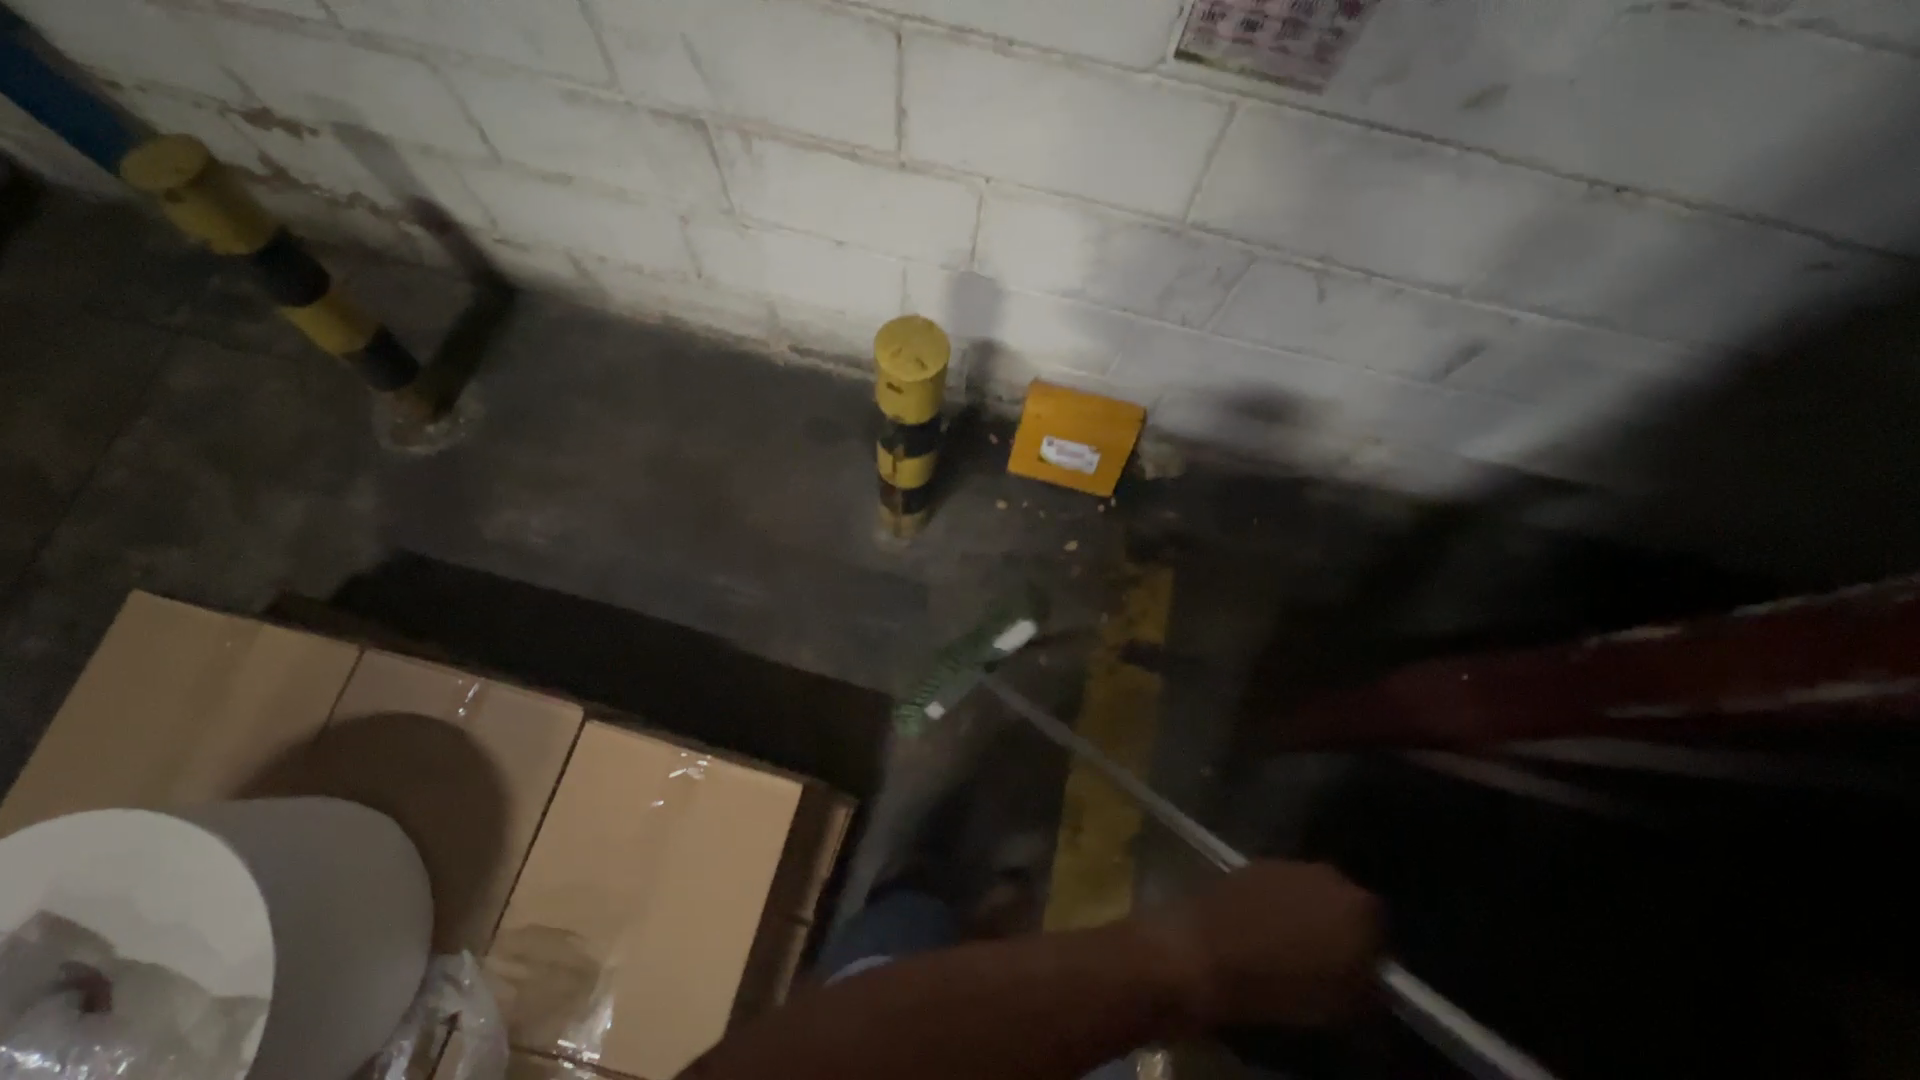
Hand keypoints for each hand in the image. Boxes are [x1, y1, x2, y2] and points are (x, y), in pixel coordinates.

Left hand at [1137, 859, 1383, 1028]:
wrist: (1200, 954)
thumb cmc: (1277, 987)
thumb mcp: (1342, 1008)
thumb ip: (1371, 990)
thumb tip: (1376, 983)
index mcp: (1362, 909)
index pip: (1382, 932)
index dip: (1371, 956)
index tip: (1358, 978)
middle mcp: (1329, 876)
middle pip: (1344, 905)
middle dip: (1338, 929)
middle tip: (1323, 963)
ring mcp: (1286, 865)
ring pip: (1309, 895)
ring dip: (1304, 915)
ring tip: (1285, 947)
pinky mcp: (1250, 865)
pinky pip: (1275, 890)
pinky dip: (1273, 906)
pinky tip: (1258, 930)